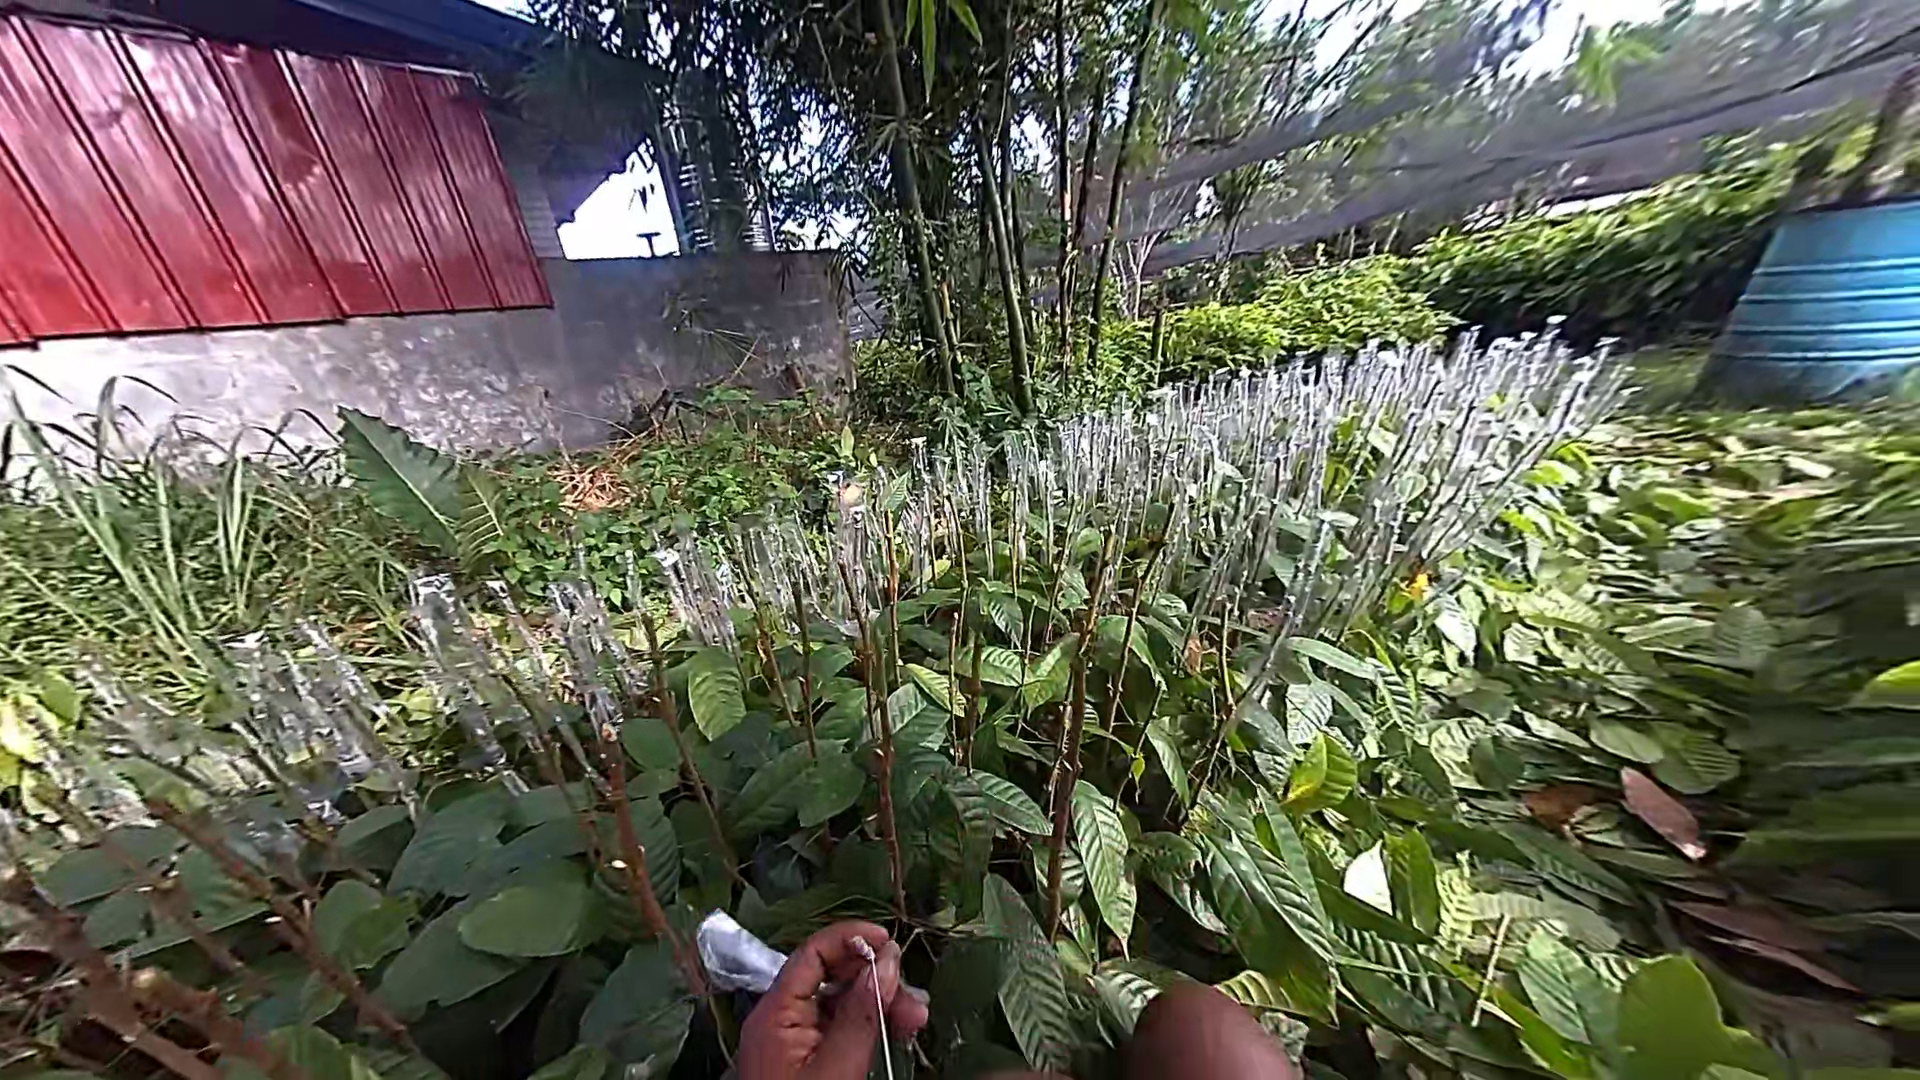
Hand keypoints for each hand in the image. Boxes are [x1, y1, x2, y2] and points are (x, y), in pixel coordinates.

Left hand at [737, 921, 929, 1079]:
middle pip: (832, 976)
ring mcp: (794, 1042)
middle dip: (876, 979)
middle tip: (914, 999)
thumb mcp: (838, 1068)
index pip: (814, 951)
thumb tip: (889, 955)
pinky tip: (895, 1035)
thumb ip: (863, 1009)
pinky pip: (840, 1029)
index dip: (852, 938)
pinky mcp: (806, 1064)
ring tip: (916, 1021)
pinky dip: (869, 1027)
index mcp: (777, 1011)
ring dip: (880, 1004)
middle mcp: (782, 1018)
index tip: (890, 942)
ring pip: (841, 1003)